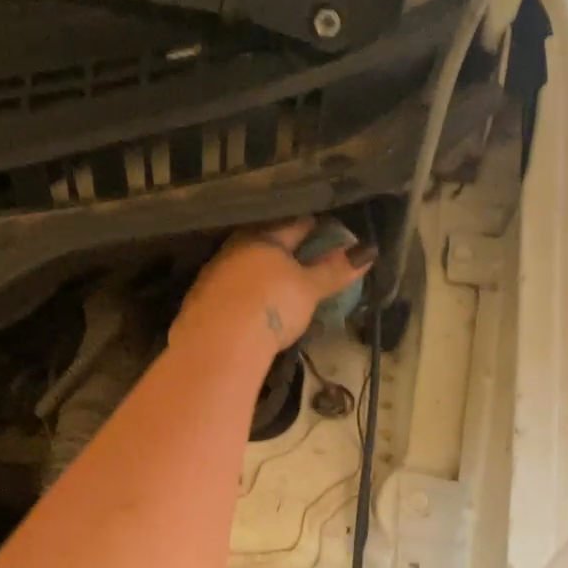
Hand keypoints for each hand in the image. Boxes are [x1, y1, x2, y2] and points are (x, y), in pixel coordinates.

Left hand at [173, 217, 374, 352]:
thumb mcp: (309, 289)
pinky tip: (252, 311)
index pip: (295, 223)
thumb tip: (368, 251)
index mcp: (262, 237)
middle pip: (265, 244)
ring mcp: (212, 276)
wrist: (217, 343)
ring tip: (280, 289)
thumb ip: (335, 270)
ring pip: (244, 269)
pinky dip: (244, 298)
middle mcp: (233, 249)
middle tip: (306, 261)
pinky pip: (229, 294)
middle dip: (285, 251)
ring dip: (262, 276)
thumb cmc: (270, 305)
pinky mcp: (199, 305)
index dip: (316, 227)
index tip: (331, 232)